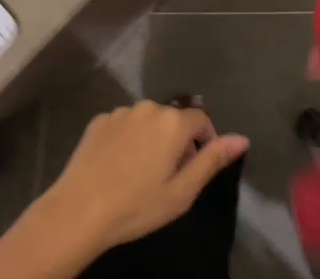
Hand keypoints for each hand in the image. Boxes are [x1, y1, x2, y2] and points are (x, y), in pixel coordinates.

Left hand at [38, 100, 249, 251]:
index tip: (195, 168)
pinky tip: (117, 166)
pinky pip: (123, 125)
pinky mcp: (98, 121)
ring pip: (147, 121)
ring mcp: (121, 112)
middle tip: (167, 175)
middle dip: (177, 141)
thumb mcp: (181, 192)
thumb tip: (242, 138)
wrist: (78, 211)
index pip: (201, 120)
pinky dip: (127, 139)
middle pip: (173, 119)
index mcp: (173, 122)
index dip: (204, 142)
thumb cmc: (136, 205)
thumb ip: (212, 161)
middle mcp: (149, 107)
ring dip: (151, 138)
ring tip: (140, 172)